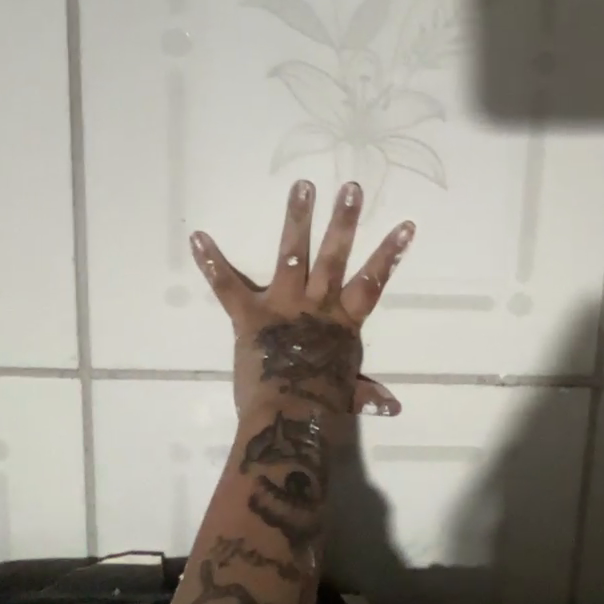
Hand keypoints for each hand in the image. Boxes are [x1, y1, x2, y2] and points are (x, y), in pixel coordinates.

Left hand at [190, 179, 413, 417]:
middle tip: (350, 187)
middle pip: (335, 255)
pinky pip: (228, 285)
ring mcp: (283, 304)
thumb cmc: (321, 405)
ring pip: (293, 254)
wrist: (286, 418)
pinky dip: (212, 262)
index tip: (406, 224)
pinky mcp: (249, 314)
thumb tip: (395, 408)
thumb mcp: (347, 395)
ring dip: (297, 218)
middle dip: (343, 220)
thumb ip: (367, 393)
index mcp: (343, 320)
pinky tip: (198, 236)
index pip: (373, 280)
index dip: (390, 253)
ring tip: (302, 186)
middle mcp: (317, 303)